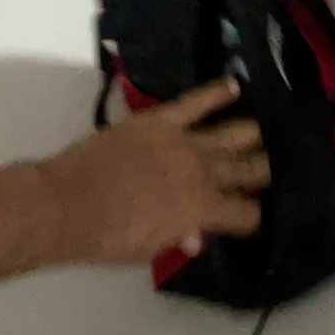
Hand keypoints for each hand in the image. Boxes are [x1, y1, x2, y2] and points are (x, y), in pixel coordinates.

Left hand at [36, 78, 266, 261]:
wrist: (66, 204)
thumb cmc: (107, 237)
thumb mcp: (149, 249)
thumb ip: (180, 237)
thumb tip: (196, 235)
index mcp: (203, 210)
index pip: (246, 213)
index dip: (251, 215)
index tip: (250, 214)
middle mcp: (203, 173)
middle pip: (249, 169)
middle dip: (262, 171)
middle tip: (268, 169)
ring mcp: (183, 142)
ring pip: (233, 133)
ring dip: (250, 134)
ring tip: (260, 133)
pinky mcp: (161, 120)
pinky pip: (196, 101)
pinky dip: (217, 92)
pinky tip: (234, 85)